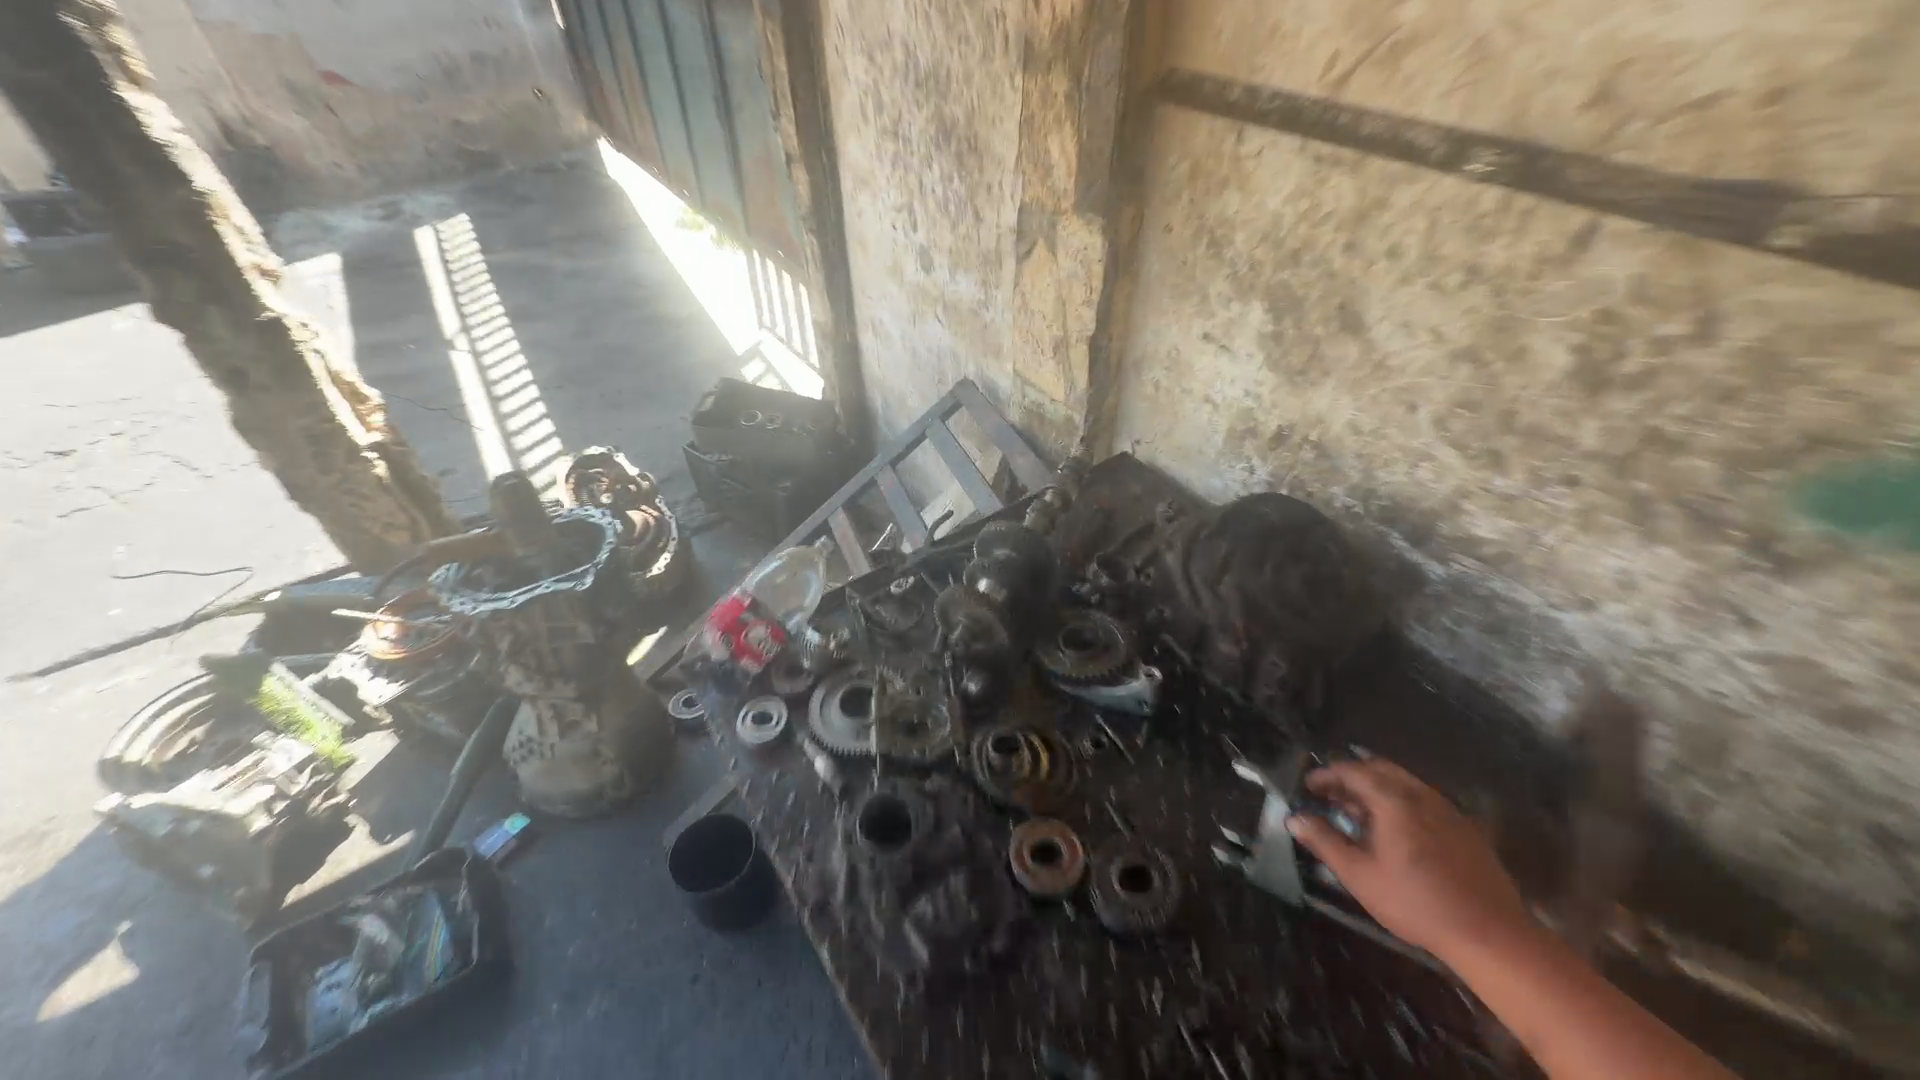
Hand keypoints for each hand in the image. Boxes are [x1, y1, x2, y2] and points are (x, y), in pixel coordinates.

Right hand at [1288, 759, 1532, 961]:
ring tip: (1357, 813)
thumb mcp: (1360, 875)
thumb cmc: (1415, 903)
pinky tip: (1394, 830)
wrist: (1489, 932)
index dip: (1327, 775)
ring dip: (1375, 788)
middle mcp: (1421, 795)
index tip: (1308, 786)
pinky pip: (1423, 799)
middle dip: (1351, 776)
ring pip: (1404, 782)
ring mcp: (1447, 809)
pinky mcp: (1463, 827)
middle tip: (1330, 795)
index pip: (1353, 771)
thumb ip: (1325, 842)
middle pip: (1380, 769)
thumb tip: (1295, 819)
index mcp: (1394, 801)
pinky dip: (1398, 801)